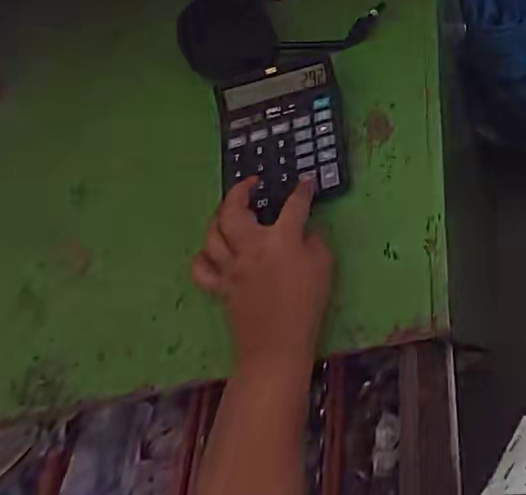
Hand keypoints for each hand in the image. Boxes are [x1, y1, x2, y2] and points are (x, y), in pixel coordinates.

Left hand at [192, 177, 333, 369]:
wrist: (277, 345)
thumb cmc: (307, 302)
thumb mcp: (324, 263)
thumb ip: (313, 240)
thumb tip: (302, 230)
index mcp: (280, 239)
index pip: (294, 204)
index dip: (302, 189)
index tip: (307, 181)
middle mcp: (249, 247)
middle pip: (234, 211)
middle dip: (241, 191)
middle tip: (253, 184)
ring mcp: (229, 268)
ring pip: (212, 234)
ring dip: (221, 217)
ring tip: (233, 211)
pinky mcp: (218, 287)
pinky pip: (201, 267)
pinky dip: (205, 253)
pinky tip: (215, 249)